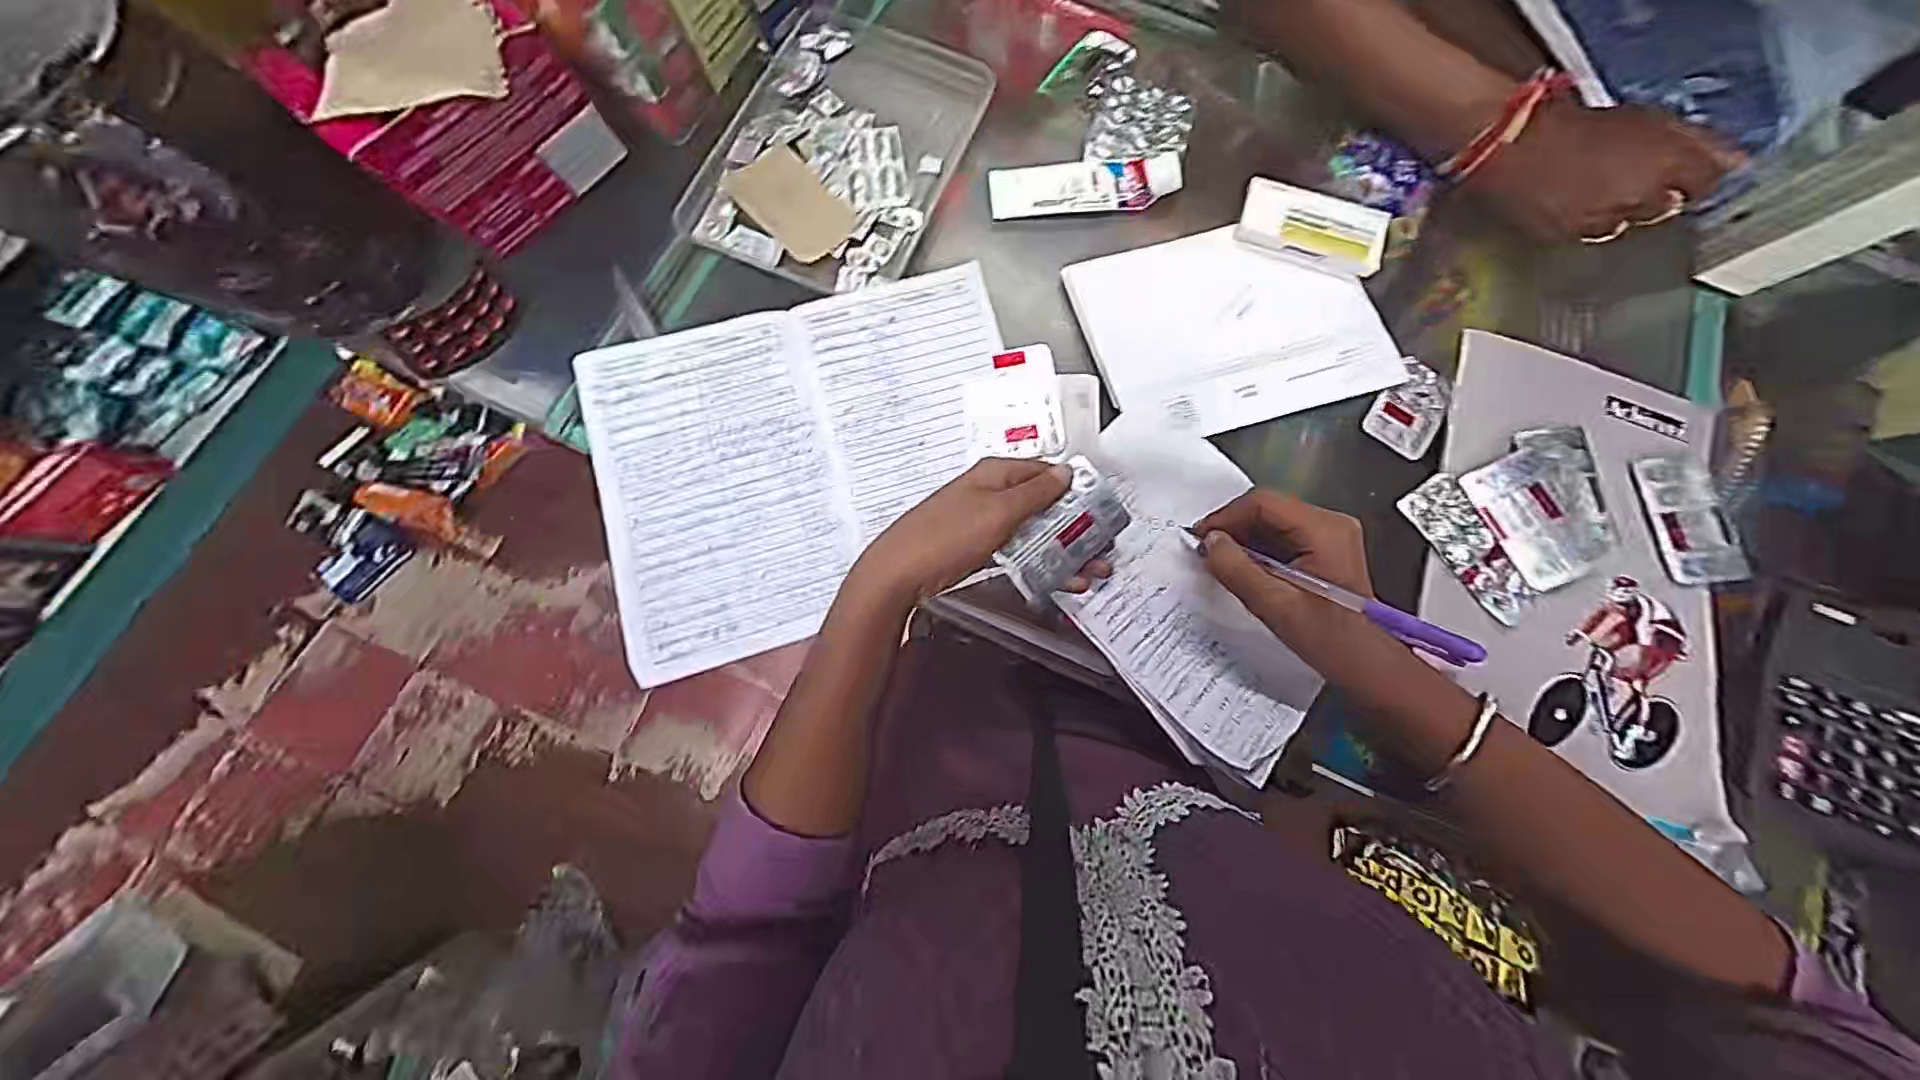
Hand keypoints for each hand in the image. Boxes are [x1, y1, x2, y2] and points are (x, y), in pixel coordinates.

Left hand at [849, 459, 1108, 606]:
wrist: (898, 576)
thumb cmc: (940, 537)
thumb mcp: (998, 511)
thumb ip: (1035, 493)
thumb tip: (1063, 473)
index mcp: (995, 475)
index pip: (1047, 473)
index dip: (1076, 491)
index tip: (1100, 511)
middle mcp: (990, 495)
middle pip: (1044, 506)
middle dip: (1075, 529)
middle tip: (1098, 550)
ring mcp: (984, 523)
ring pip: (1033, 533)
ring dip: (1062, 552)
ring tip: (1086, 571)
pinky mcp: (978, 549)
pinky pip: (1017, 553)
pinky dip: (1038, 564)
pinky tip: (1056, 579)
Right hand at [1194, 490, 1393, 683]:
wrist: (1362, 659)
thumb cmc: (1329, 638)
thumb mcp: (1274, 604)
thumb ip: (1236, 568)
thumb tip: (1211, 542)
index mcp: (1324, 531)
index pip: (1262, 504)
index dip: (1225, 517)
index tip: (1201, 537)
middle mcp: (1330, 524)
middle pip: (1267, 508)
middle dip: (1233, 527)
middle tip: (1208, 550)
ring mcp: (1329, 534)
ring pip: (1271, 521)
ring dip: (1243, 538)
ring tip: (1224, 562)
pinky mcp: (1323, 547)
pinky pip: (1280, 535)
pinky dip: (1257, 547)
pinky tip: (1245, 568)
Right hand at [1467, 98, 1744, 241]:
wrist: (1517, 145)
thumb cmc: (1580, 126)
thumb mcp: (1653, 123)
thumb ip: (1699, 146)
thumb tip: (1733, 166)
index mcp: (1670, 166)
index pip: (1709, 184)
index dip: (1701, 177)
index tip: (1693, 174)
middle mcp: (1638, 202)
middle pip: (1662, 210)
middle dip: (1654, 198)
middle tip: (1636, 180)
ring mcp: (1596, 223)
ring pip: (1621, 226)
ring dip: (1617, 213)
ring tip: (1599, 193)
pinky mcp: (1560, 237)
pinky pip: (1583, 234)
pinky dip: (1583, 222)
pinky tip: (1573, 204)